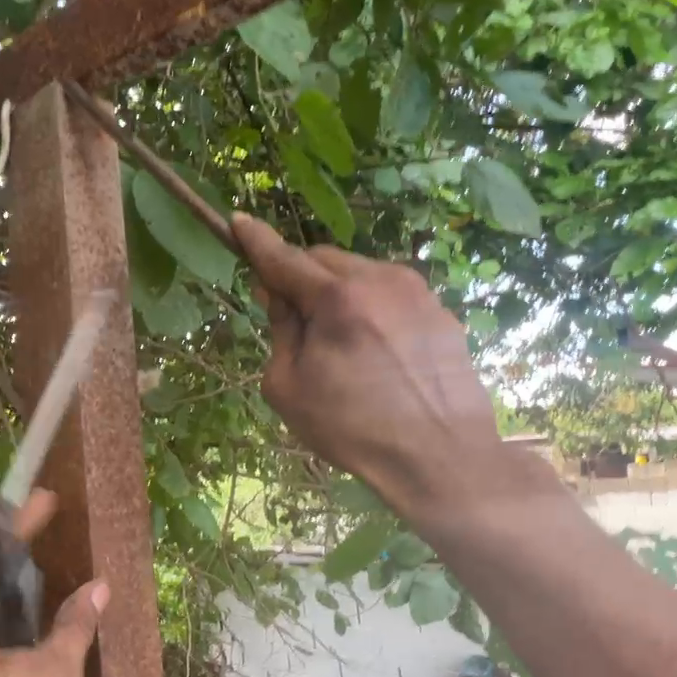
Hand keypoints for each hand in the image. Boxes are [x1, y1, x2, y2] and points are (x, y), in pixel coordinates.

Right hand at [231, 214, 507, 516]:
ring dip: (335, 291)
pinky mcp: (440, 311)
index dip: (255, 241)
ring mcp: (417, 293)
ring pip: (358, 273)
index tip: (236, 219)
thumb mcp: (287, 386)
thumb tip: (277, 293)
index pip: (283, 258)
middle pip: (322, 259)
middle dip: (299, 277)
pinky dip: (367, 307)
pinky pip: (389, 294)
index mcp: (337, 299)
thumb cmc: (350, 428)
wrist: (441, 456)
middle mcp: (380, 281)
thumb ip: (280, 329)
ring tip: (335, 342)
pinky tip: (372, 352)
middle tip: (289, 318)